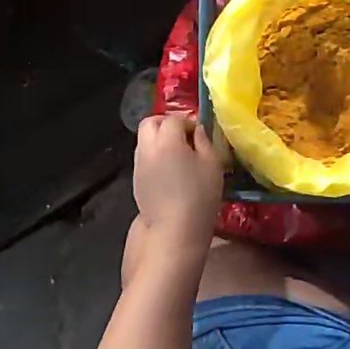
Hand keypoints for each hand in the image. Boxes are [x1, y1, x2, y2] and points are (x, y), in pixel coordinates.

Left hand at [131, 115, 222, 248]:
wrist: (175, 229)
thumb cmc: (199, 195)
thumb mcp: (212, 164)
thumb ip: (204, 141)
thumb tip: (197, 131)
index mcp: (167, 140)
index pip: (175, 119)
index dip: (189, 123)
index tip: (201, 136)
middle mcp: (148, 147)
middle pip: (150, 122)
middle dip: (166, 123)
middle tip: (184, 136)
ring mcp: (139, 164)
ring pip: (144, 139)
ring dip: (159, 139)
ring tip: (178, 154)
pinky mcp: (136, 180)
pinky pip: (143, 156)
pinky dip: (154, 155)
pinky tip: (170, 171)